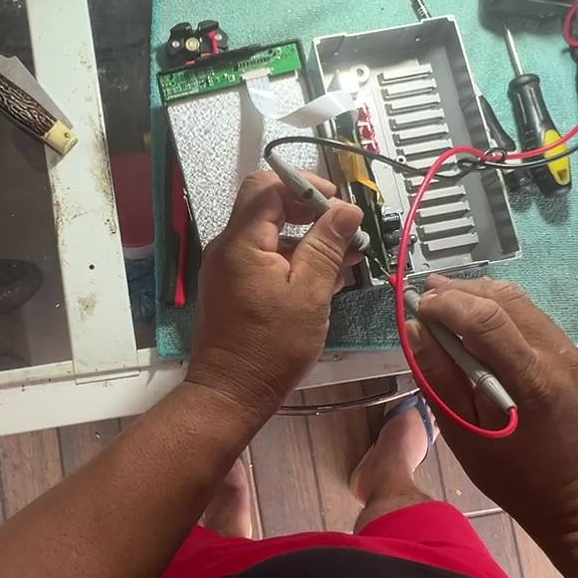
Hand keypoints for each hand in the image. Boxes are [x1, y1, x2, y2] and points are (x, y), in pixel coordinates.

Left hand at [184, 170, 364, 415]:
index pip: (267, 187)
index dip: (304, 185)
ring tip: (349, 257)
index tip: (338, 201)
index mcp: (242, 242)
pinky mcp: (233, 288)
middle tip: (346, 230)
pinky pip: (265, 260)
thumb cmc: (272, 345)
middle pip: (268, 208)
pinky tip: (327, 279)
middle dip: (311, 212)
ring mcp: (228, 268)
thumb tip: (347, 209)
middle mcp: (228, 247)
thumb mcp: (310, 293)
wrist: (231, 392)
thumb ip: (327, 246)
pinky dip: (294, 262)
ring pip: (271, 237)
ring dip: (309, 241)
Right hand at [409, 277, 577, 542]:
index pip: (486, 318)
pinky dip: (499, 311)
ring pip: (521, 302)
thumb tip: (415, 330)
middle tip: (424, 298)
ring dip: (478, 295)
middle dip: (458, 291)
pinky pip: (533, 318)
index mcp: (533, 383)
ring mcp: (575, 353)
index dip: (445, 303)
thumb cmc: (516, 479)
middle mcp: (560, 357)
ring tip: (444, 303)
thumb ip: (439, 378)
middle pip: (505, 298)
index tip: (417, 307)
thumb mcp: (465, 436)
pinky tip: (476, 324)